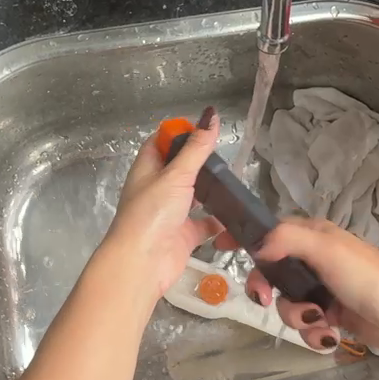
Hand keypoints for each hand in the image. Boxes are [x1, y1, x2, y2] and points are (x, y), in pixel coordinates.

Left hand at [98, 107, 225, 297]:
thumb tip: (212, 115)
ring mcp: (171, 212)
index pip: (161, 142)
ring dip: (212, 190)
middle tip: (226, 155)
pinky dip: (220, 220)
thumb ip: (197, 148)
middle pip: (180, 168)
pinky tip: (236, 214)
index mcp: (147, 168)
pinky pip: (205, 224)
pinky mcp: (184, 235)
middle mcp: (157, 188)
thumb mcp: (176, 175)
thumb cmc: (152, 213)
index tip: (203, 129)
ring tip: (236, 179)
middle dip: (201, 162)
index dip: (179, 133)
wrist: (142, 264)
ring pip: (194, 195)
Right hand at [223, 218, 378, 353]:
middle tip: (263, 299)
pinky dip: (313, 332)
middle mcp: (317, 259)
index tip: (220, 246)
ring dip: (297, 317)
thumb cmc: (366, 277)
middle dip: (268, 288)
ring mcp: (325, 289)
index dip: (248, 238)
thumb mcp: (326, 249)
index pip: (272, 231)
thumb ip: (287, 239)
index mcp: (316, 235)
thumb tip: (256, 246)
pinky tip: (329, 335)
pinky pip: (306, 324)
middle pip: (273, 272)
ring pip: (288, 302)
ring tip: (319, 322)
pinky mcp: (332, 316)